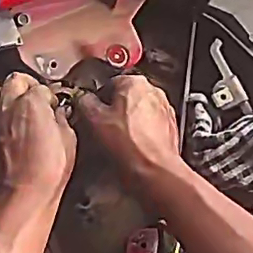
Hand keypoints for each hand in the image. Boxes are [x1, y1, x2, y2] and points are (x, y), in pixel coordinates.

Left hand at [0, 73, 76, 207]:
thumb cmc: (47, 173)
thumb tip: (60, 116)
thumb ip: (62, 121)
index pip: (41, 87)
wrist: (24, 196)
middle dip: (23, 86)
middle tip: (30, 98)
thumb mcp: (69, 142)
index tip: (51, 105)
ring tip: (4, 103)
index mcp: (33, 103)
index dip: (48, 96)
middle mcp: (7, 106)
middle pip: (13, 80)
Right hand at [76, 74, 189, 198]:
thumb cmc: (130, 145)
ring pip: (139, 111)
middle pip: (125, 96)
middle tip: (104, 127)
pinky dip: (142, 133)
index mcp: (134, 82)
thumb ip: (84, 101)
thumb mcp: (94, 119)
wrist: (155, 170)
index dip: (97, 99)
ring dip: (128, 122)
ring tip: (119, 139)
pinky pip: (150, 125)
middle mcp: (153, 91)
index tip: (92, 112)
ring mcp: (164, 109)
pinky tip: (133, 145)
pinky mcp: (170, 126)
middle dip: (114, 110)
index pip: (109, 82)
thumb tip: (82, 98)